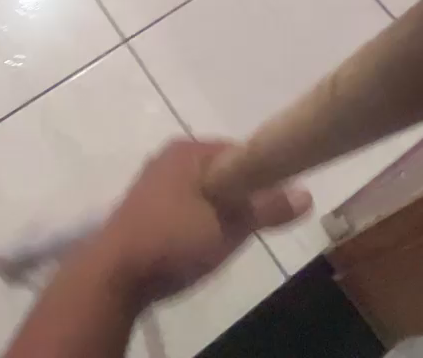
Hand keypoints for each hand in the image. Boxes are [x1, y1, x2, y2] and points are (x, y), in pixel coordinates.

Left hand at [88, 140, 311, 304]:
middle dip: (240, 197)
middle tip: (252, 226)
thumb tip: (306, 193)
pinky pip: (185, 204)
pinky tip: (200, 245)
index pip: (240, 151)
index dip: (263, 174)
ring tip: (227, 239)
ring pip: (204, 190)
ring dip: (220, 211)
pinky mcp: (146, 205)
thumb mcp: (227, 228)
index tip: (276, 202)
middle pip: (222, 171)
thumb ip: (265, 209)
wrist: (115, 273)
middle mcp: (170, 157)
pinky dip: (199, 219)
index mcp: (188, 150)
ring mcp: (154, 180)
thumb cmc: (173, 241)